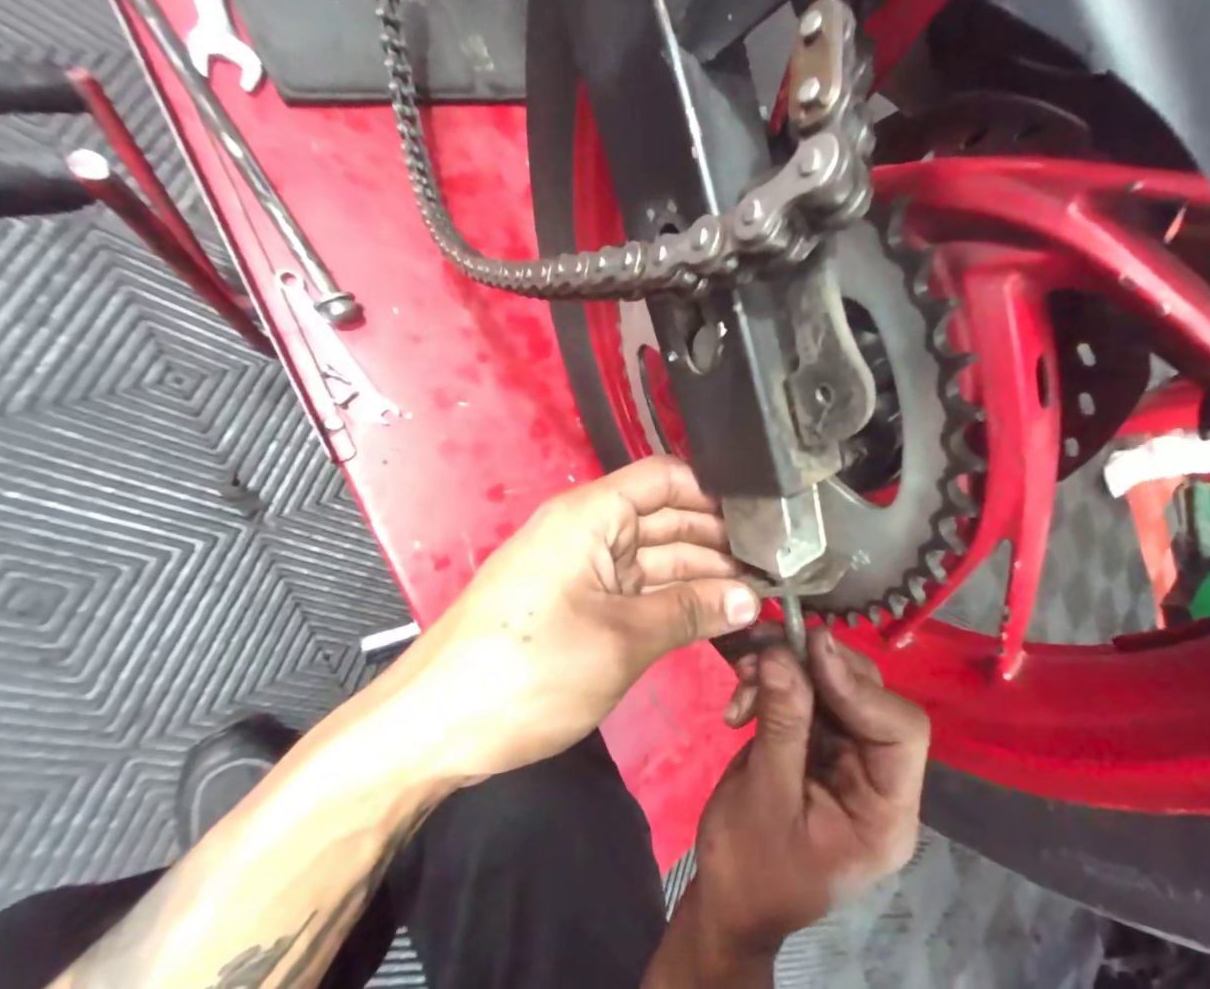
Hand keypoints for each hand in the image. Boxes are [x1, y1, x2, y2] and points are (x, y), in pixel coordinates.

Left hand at [357, 456, 760, 780]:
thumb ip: (691, 611)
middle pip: (667, 519)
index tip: (766, 524)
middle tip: (776, 570)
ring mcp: (583, 570)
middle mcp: (588, 531)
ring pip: (656, 559)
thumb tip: (750, 599)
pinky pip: (638, 591)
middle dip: (719, 542)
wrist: (433, 732)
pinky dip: (674, 602)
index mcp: (590, 515)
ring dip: (702, 578)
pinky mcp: (579, 606)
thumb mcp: (621, 639)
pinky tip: (716, 617)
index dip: (716, 495)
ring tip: (758, 598)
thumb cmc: (528, 669)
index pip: (666, 478)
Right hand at [682, 630, 928, 963]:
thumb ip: (781, 723)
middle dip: (816, 668)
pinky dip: (774, 687)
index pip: (901, 731)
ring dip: (788, 672)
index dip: (859, 686)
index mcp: (888, 812)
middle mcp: (879, 778)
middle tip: (766, 646)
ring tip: (742, 675)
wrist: (725, 905)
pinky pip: (807, 698)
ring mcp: (849, 759)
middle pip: (868, 698)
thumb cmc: (750, 870)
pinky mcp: (820, 746)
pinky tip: (740, 701)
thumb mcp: (764, 798)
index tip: (813, 648)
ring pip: (834, 689)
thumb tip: (780, 653)